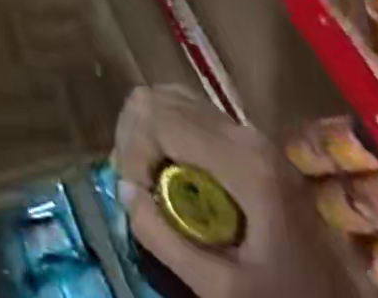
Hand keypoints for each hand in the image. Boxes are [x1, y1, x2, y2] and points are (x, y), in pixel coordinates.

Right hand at [112, 87, 353, 297]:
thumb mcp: (219, 288)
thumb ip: (162, 237)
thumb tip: (124, 189)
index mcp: (242, 162)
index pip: (153, 116)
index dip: (131, 150)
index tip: (137, 195)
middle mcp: (246, 135)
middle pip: (157, 98)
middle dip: (133, 137)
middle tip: (136, 184)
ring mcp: (253, 136)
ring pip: (171, 98)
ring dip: (146, 131)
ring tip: (148, 173)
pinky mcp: (254, 145)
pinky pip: (190, 113)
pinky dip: (165, 130)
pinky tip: (170, 168)